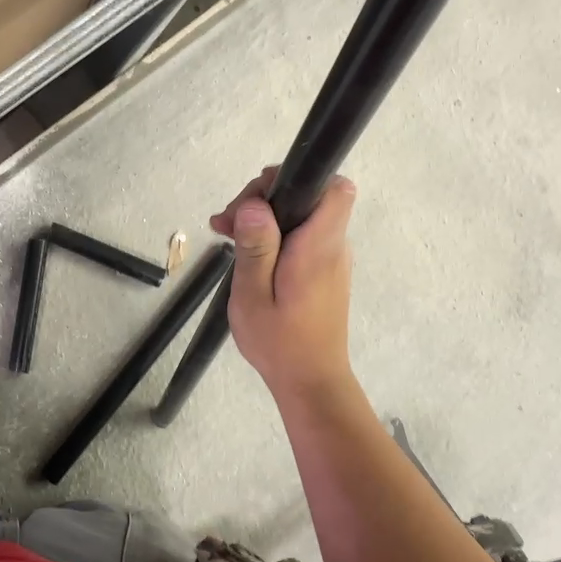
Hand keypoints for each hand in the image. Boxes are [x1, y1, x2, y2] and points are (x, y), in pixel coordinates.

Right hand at [208, 167, 358, 396]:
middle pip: (308, 197)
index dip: (297, 179)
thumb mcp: (253, 295)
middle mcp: (333, 246)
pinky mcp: (324, 271)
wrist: (310, 382)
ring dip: (264, 219)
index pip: (334, 188)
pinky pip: (300, 237)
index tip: (257, 199)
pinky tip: (245, 254)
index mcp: (319, 246)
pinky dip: (273, 237)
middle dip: (264, 199)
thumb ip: (255, 247)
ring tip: (226, 238)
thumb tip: (255, 204)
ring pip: (300, 216)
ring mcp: (331, 258)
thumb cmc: (279, 342)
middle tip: (226, 225)